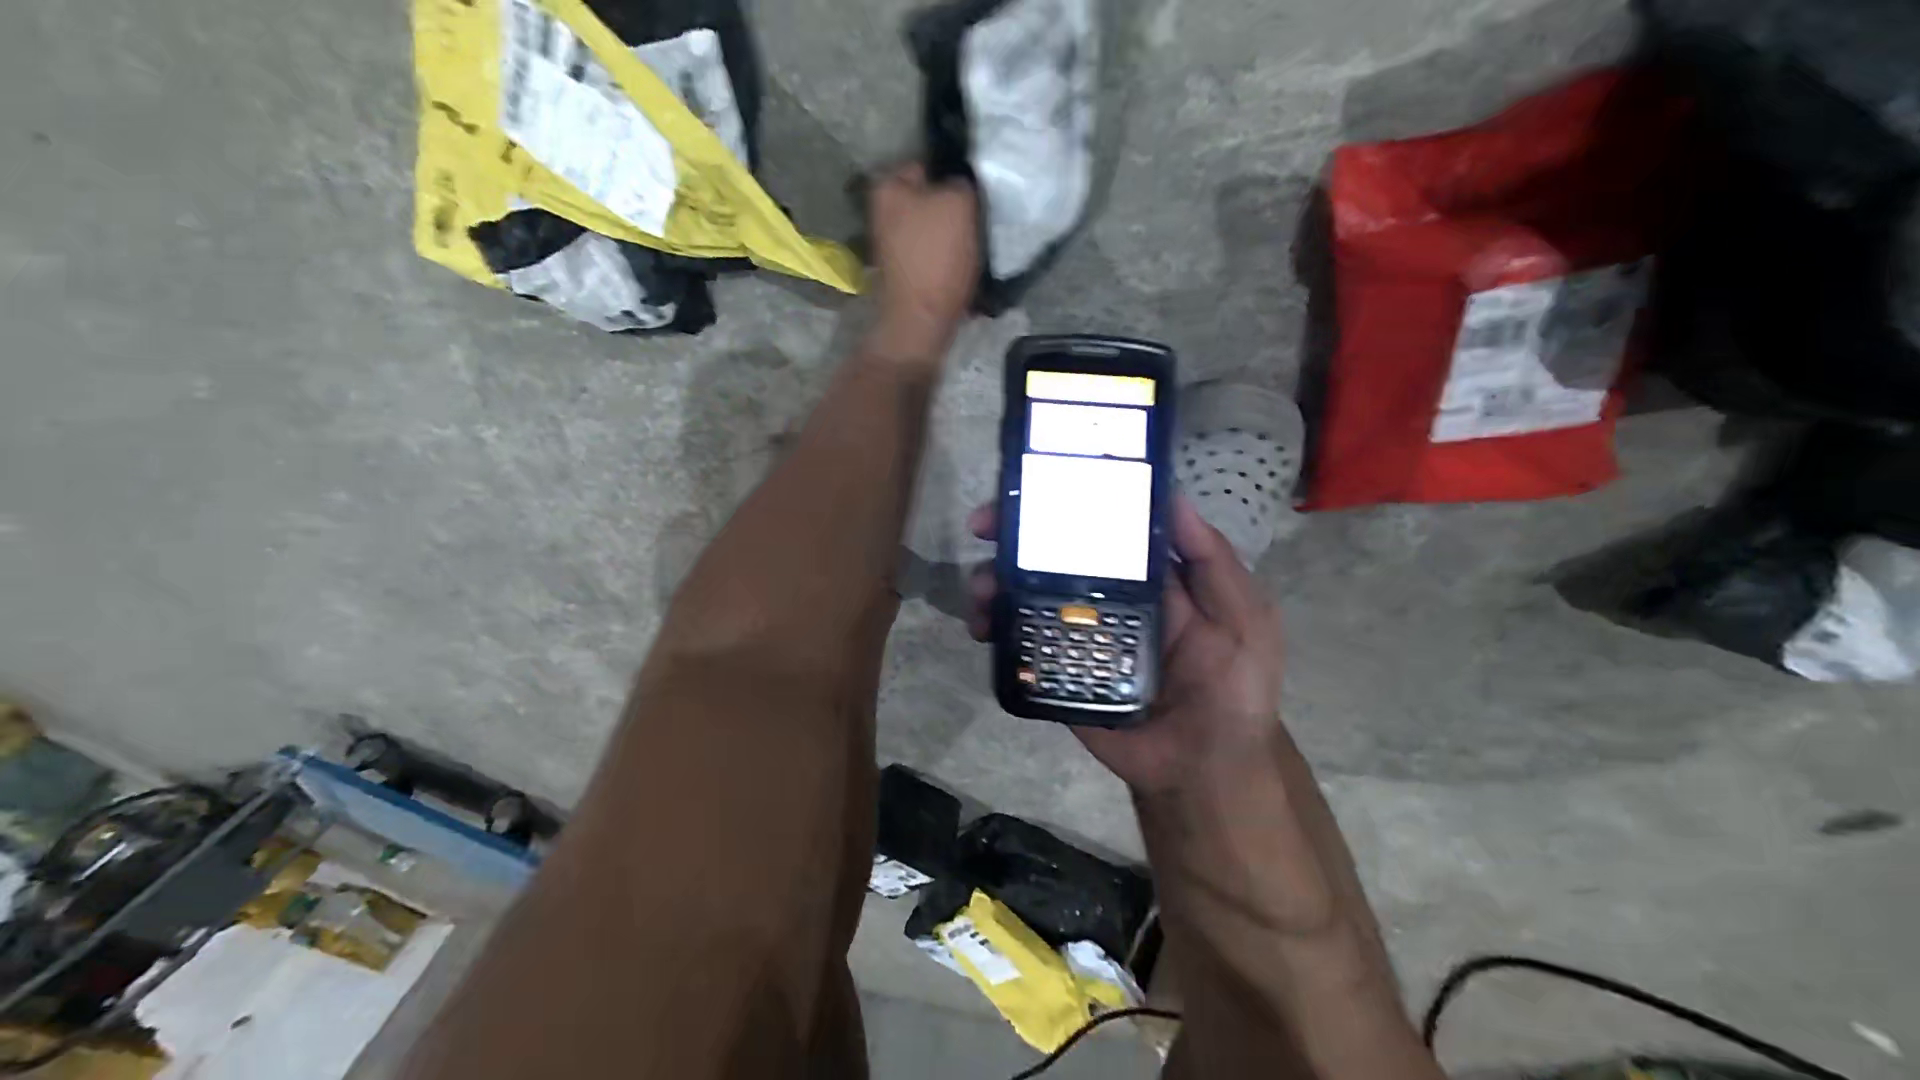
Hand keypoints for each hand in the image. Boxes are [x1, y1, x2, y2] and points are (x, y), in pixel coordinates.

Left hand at [867, 162, 979, 356]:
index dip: (956, 174)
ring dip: (955, 236)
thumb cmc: (938, 257)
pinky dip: (949, 259)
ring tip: (975, 246)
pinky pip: (933, 255)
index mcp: (888, 186)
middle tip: (979, 219)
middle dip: (955, 208)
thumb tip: (960, 184)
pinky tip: (964, 267)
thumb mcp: (959, 202)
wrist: (922, 321)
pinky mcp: (904, 271)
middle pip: (931, 198)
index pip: (929, 164)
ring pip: (935, 228)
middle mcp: (882, 212)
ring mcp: (891, 244)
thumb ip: (960, 181)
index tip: (977, 191)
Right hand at [966, 496, 1286, 794]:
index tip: (1036, 485)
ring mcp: (1078, 637)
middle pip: (1053, 559)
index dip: (1070, 502)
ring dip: (995, 582)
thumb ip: (1213, 563)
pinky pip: (1021, 646)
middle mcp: (1105, 600)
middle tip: (983, 526)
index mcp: (1146, 580)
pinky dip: (994, 631)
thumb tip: (1172, 496)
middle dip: (1015, 537)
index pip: (1103, 531)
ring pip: (1027, 597)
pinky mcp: (1058, 674)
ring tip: (979, 588)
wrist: (1205, 770)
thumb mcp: (1244, 618)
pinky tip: (980, 627)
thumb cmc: (1236, 690)